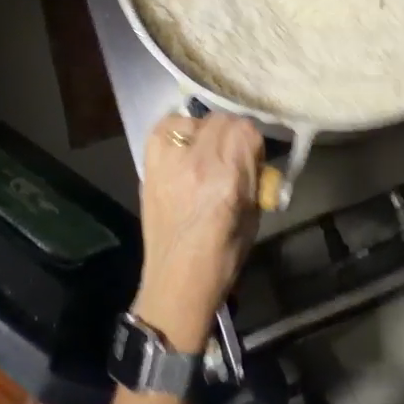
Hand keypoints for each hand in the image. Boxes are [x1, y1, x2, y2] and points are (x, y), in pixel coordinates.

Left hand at [132, 111, 262, 351]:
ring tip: (204, 153)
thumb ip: (254, 177)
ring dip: (204, 133)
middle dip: (231, 135)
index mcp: (228, 177)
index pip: (245, 129)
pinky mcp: (149, 163)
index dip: (251, 142)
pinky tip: (182, 150)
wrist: (177, 283)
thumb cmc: (223, 257)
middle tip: (230, 155)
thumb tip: (254, 156)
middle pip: (221, 120)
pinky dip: (177, 133)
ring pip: (194, 120)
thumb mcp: (253, 215)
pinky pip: (166, 127)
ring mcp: (169, 161)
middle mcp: (198, 162)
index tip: (252, 157)